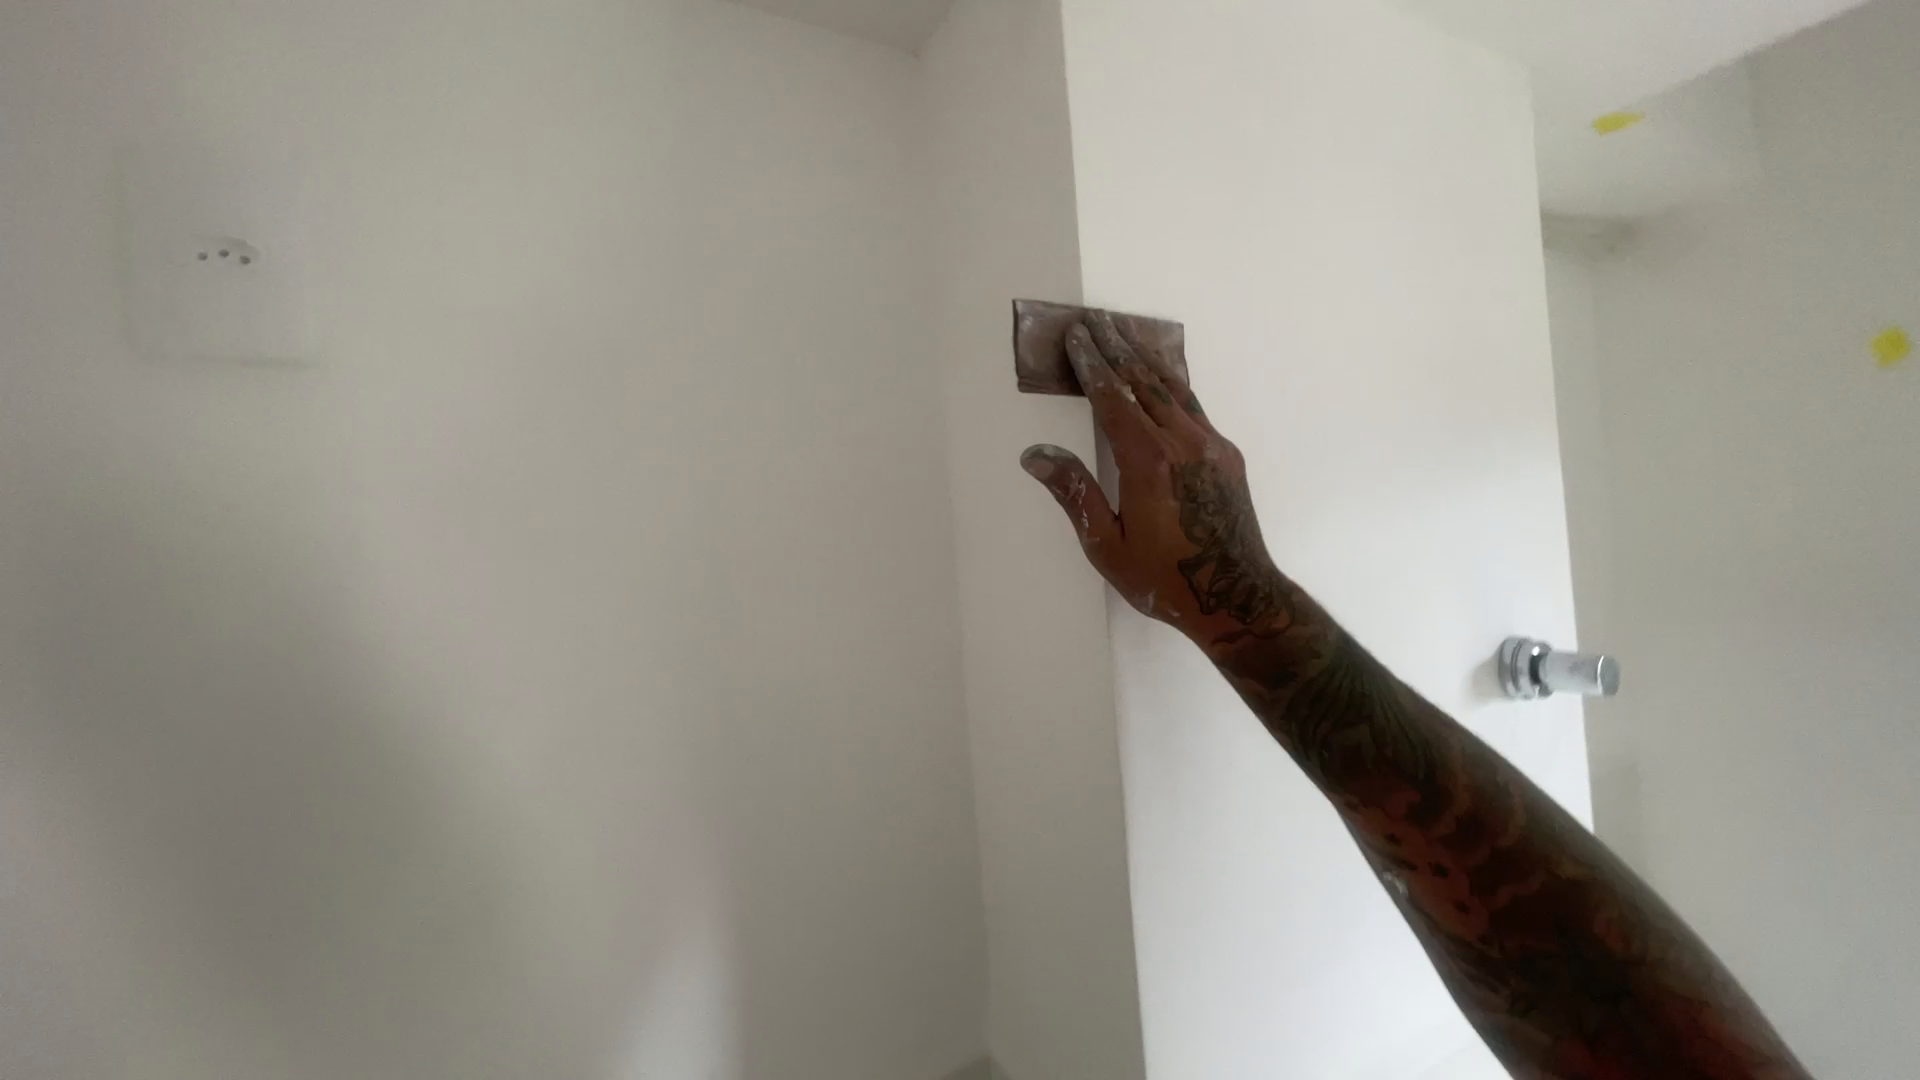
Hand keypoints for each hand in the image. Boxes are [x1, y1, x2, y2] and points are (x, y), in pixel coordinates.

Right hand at [1021, 313, 1286, 645]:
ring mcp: (1210, 445)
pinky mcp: (1227, 455)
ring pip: (1173, 389)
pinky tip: (1163, 376)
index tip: (1077, 336)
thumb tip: (1037, 455)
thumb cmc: (1163, 579)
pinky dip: (1172, 382)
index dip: (1091, 365)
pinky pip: (1194, 406)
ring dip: (1145, 359)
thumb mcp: (1107, 546)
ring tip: (1124, 333)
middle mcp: (1182, 442)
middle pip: (1144, 382)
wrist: (1237, 597)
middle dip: (1116, 348)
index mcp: (1148, 462)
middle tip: (1095, 319)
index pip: (1113, 399)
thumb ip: (1075, 495)